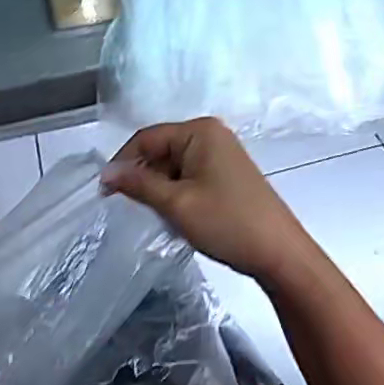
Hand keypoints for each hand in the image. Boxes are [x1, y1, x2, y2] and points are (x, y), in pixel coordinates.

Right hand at [100, 118, 313, 281]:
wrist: (280, 253)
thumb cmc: (227, 223)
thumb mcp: (176, 203)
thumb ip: (138, 184)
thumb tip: (106, 173)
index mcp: (199, 130)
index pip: (147, 138)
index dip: (123, 162)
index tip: (104, 192)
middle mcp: (211, 134)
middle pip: (160, 149)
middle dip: (142, 177)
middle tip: (127, 208)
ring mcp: (221, 153)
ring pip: (174, 165)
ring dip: (159, 188)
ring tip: (152, 215)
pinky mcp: (227, 173)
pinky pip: (189, 175)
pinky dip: (176, 193)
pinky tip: (174, 215)